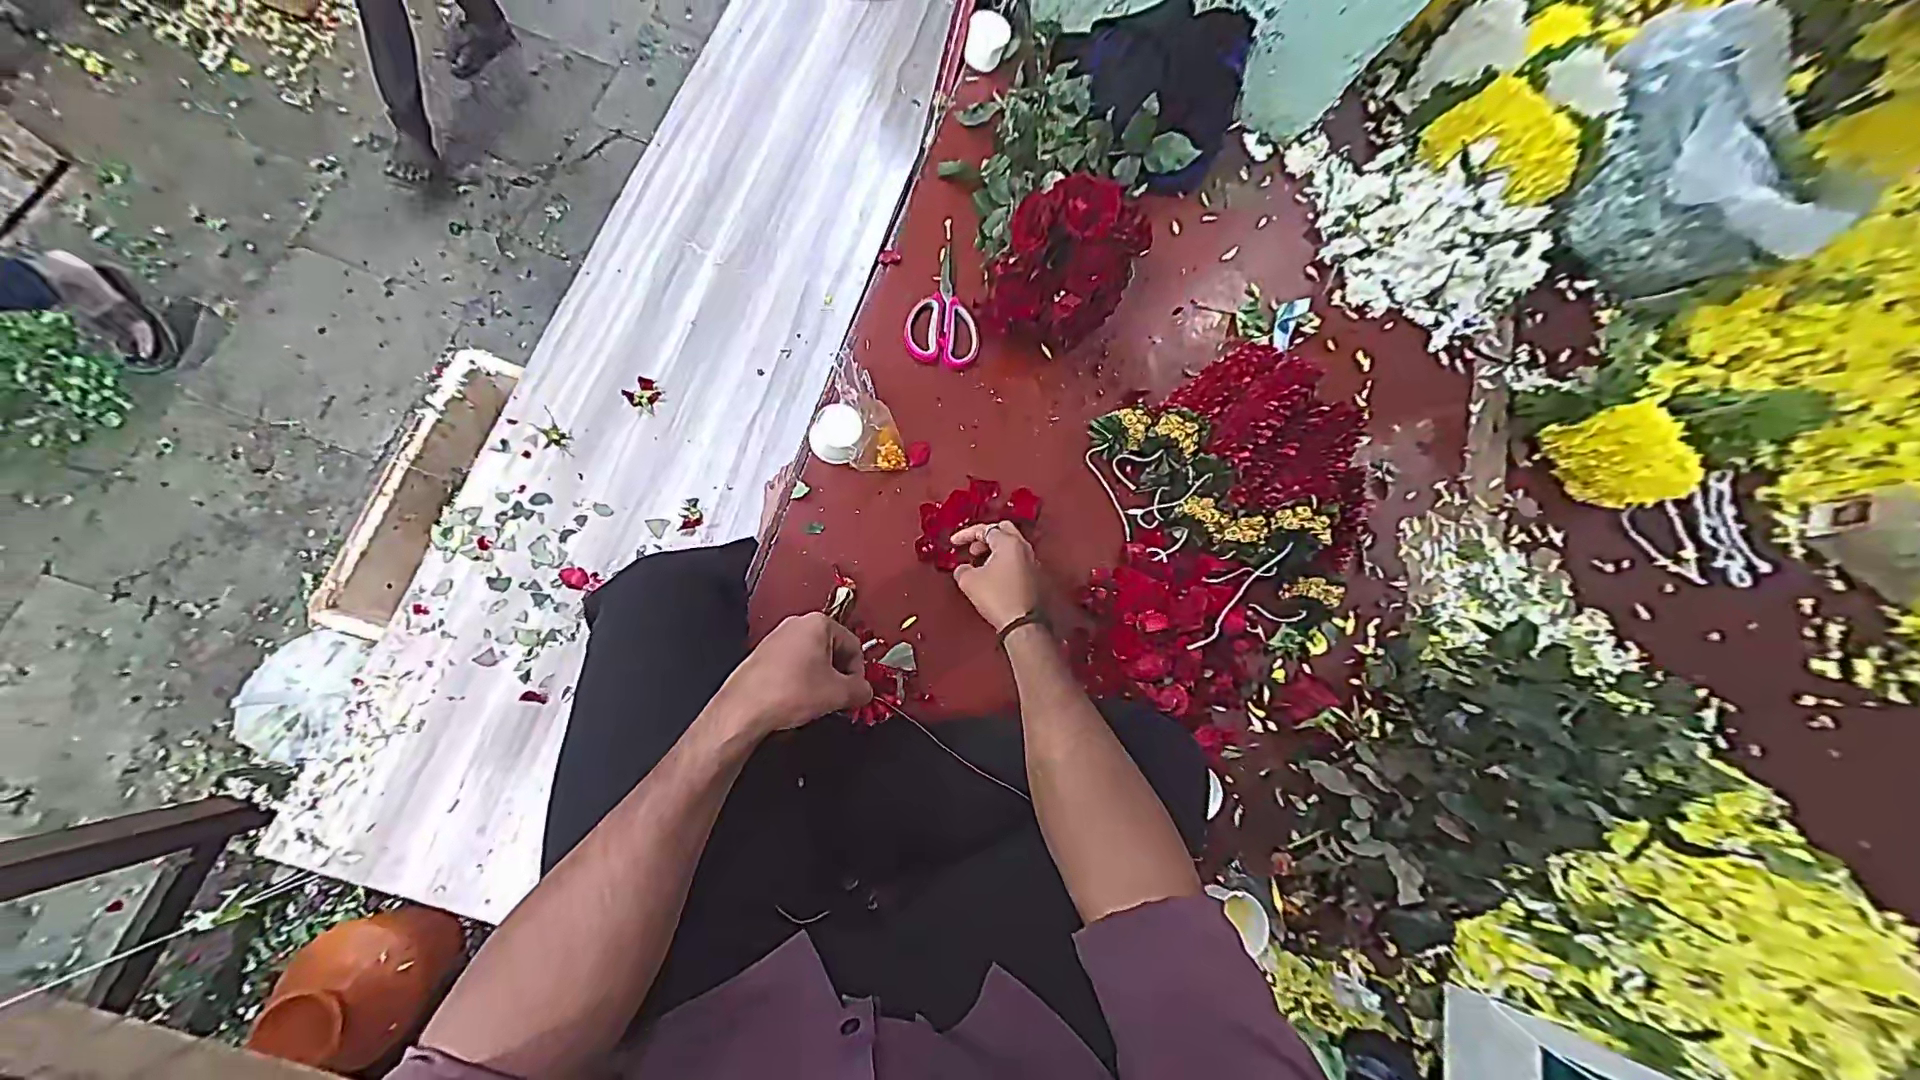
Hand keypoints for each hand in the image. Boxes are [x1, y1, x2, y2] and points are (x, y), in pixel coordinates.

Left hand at [711, 612, 872, 737]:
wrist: (743, 709)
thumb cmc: (785, 693)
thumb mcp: (838, 694)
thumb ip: (861, 690)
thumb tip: (864, 691)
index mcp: (818, 623)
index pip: (854, 645)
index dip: (858, 672)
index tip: (856, 690)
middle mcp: (797, 625)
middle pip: (834, 650)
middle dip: (839, 676)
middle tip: (839, 697)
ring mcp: (778, 638)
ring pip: (814, 659)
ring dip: (821, 680)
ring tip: (817, 701)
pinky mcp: (765, 655)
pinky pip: (794, 665)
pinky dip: (802, 681)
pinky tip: (798, 700)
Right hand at [949, 521, 1042, 633]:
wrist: (1022, 623)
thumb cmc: (999, 599)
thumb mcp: (969, 581)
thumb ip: (962, 569)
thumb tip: (963, 569)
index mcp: (1009, 543)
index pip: (985, 529)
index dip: (966, 534)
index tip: (955, 541)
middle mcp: (1024, 548)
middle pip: (1003, 531)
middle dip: (984, 536)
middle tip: (972, 547)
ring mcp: (1032, 562)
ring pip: (1011, 546)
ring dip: (994, 549)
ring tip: (979, 562)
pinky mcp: (1035, 576)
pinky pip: (1017, 560)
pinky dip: (1003, 561)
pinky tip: (993, 575)